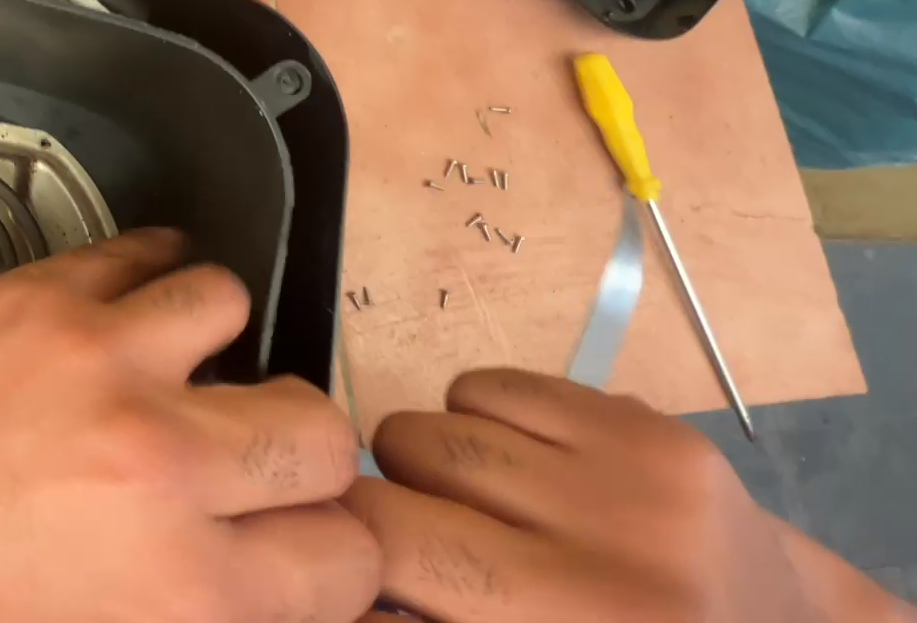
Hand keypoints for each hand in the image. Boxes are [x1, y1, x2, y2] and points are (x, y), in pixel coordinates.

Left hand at [0, 228, 378, 622]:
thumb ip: (193, 597)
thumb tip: (261, 562)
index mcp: (173, 588)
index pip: (342, 559)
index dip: (332, 542)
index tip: (307, 519)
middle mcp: (150, 460)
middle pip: (314, 424)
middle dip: (296, 436)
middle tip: (252, 436)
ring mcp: (94, 359)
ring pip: (231, 303)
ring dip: (214, 336)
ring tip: (174, 356)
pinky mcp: (38, 295)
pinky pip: (143, 250)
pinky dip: (150, 271)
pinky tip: (129, 301)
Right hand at [344, 368, 915, 622]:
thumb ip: (412, 613)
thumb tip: (332, 574)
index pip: (384, 538)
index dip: (353, 541)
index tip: (367, 563)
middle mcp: (612, 565)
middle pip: (400, 455)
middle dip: (391, 492)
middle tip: (431, 538)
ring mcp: (640, 484)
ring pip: (436, 419)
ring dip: (435, 461)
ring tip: (488, 509)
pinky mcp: (653, 429)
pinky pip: (486, 385)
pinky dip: (480, 422)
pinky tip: (528, 471)